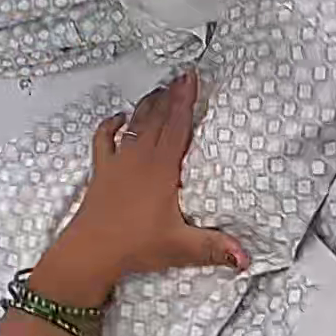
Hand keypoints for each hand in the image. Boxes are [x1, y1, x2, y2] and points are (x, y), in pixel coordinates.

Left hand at [31, 71, 247, 307]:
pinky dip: (110, 125)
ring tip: (158, 91)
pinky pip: (103, 139)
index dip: (185, 100)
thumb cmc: (134, 246)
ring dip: (147, 106)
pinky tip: (118, 118)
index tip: (191, 79)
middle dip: (170, 96)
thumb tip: (245, 258)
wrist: (90, 252)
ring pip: (135, 125)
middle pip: (157, 118)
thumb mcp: (180, 247)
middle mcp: (139, 159)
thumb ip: (214, 248)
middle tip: (180, 78)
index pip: (177, 126)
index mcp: (161, 169)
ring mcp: (118, 162)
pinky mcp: (101, 171)